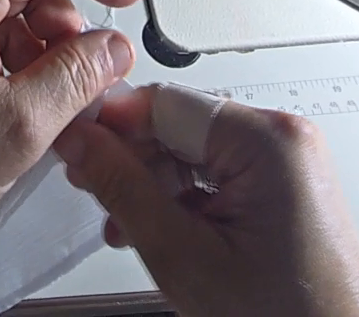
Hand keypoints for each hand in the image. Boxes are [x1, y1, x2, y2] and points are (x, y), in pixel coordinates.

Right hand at [54, 85, 358, 316]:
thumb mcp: (185, 258)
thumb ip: (123, 189)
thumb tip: (81, 140)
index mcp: (268, 141)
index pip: (165, 102)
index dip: (112, 123)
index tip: (74, 140)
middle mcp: (281, 139)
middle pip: (177, 125)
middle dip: (131, 159)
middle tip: (91, 187)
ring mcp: (284, 164)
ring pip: (191, 151)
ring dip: (151, 183)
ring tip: (122, 220)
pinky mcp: (280, 188)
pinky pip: (214, 173)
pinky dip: (180, 198)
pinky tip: (154, 225)